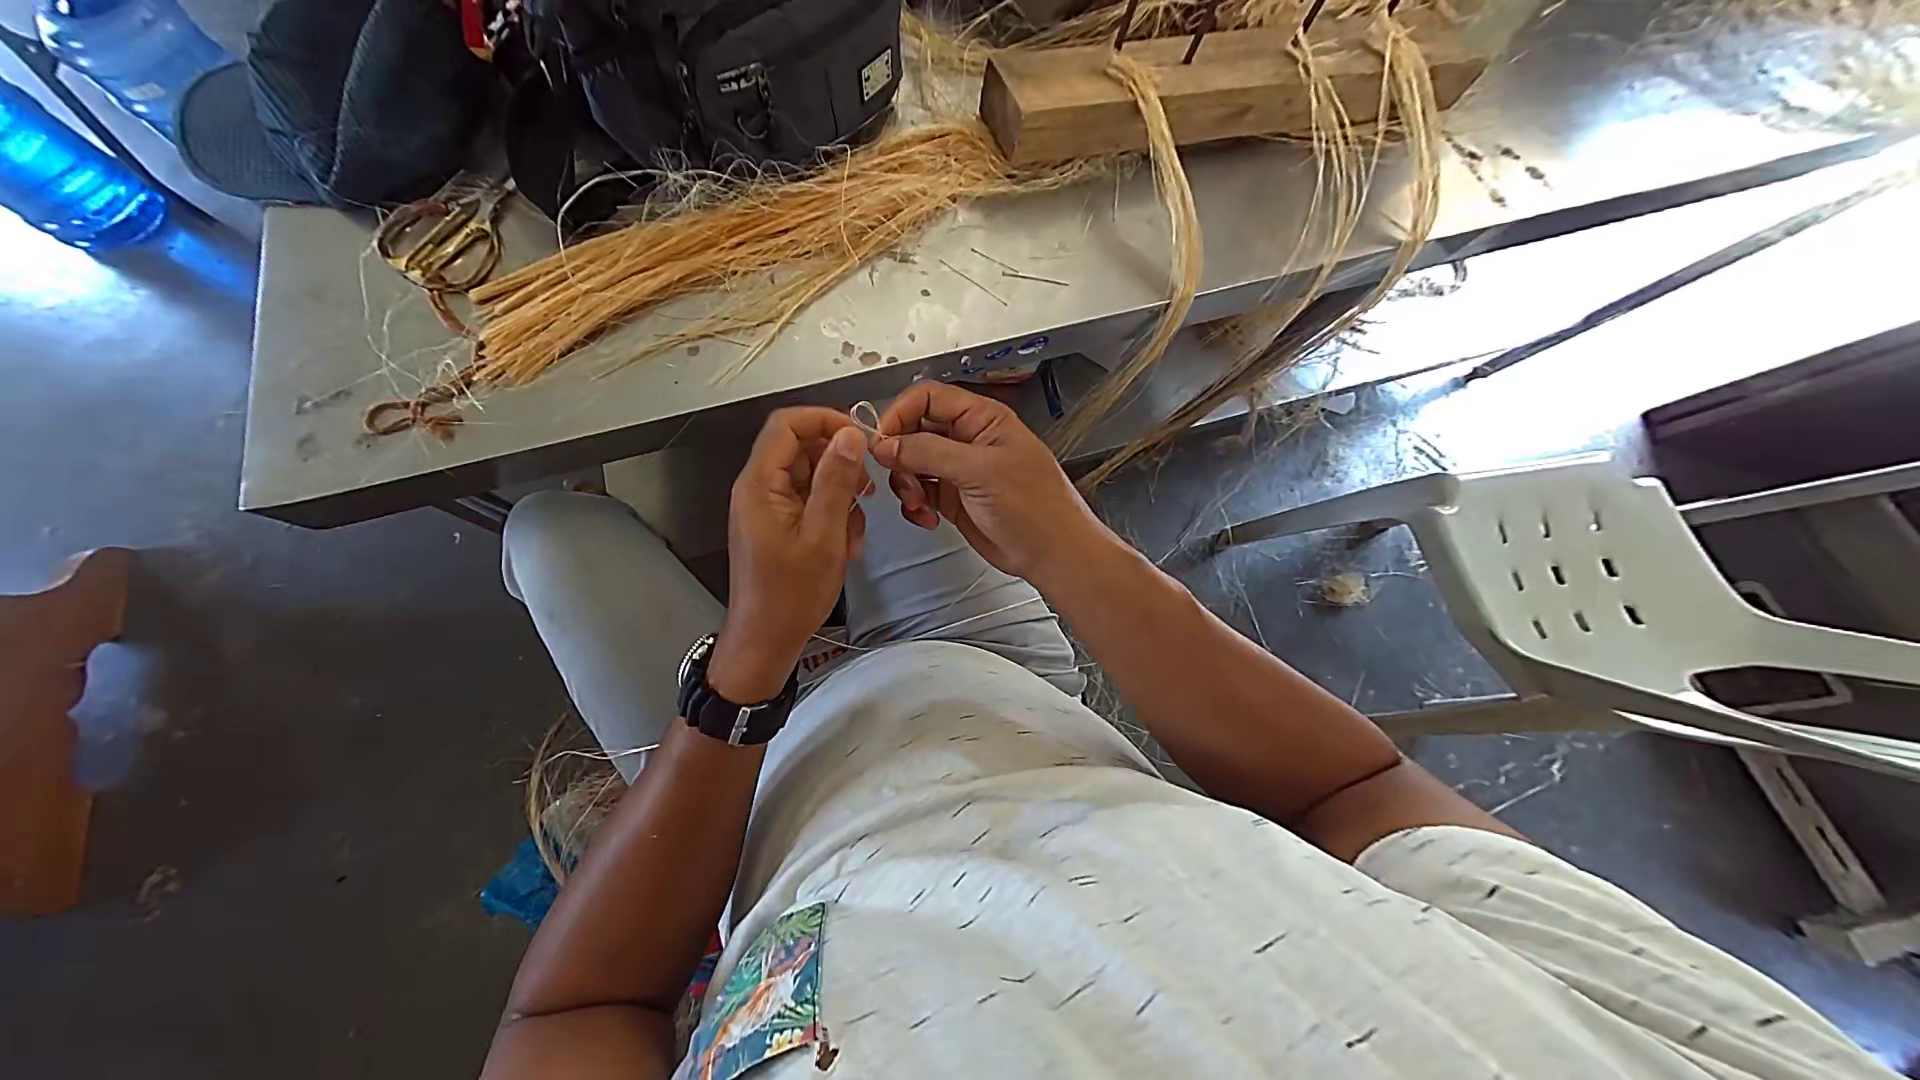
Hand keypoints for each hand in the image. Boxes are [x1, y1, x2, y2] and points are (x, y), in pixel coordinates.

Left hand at [708, 408, 870, 702]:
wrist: (767, 639)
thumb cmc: (789, 597)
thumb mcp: (824, 535)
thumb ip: (837, 481)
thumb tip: (849, 437)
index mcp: (760, 485)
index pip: (787, 424)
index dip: (825, 420)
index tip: (858, 436)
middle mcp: (759, 489)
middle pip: (802, 449)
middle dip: (839, 465)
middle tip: (865, 488)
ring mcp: (768, 507)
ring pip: (811, 477)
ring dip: (840, 496)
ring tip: (853, 529)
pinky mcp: (779, 524)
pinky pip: (810, 502)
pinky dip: (833, 515)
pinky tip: (844, 543)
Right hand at [871, 382, 1108, 583]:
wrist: (1051, 554)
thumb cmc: (1036, 507)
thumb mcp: (981, 471)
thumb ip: (930, 452)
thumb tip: (888, 443)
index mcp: (981, 419)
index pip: (928, 398)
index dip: (900, 414)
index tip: (883, 440)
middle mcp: (967, 440)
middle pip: (914, 431)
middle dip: (900, 454)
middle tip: (899, 476)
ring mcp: (959, 470)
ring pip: (912, 463)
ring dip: (906, 484)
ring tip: (918, 503)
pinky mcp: (952, 498)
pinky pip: (919, 492)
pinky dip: (914, 504)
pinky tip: (926, 517)